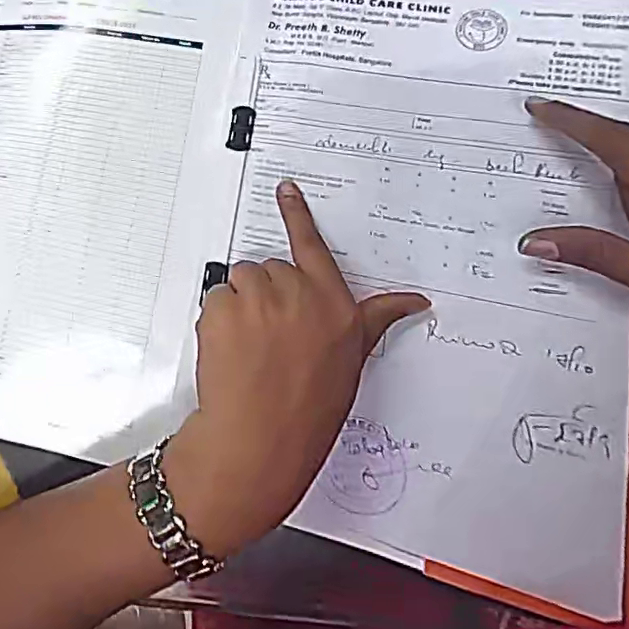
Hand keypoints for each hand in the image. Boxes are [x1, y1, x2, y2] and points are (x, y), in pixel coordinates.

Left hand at [165, 180, 428, 555]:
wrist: (261, 439)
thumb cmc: (308, 408)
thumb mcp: (351, 360)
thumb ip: (375, 319)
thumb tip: (415, 301)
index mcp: (333, 305)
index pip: (312, 247)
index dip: (297, 214)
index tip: (286, 189)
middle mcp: (297, 295)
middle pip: (266, 269)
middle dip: (263, 296)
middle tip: (267, 337)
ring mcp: (258, 300)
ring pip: (237, 282)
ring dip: (239, 307)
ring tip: (249, 347)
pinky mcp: (223, 309)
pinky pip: (213, 301)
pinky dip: (216, 321)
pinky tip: (230, 352)